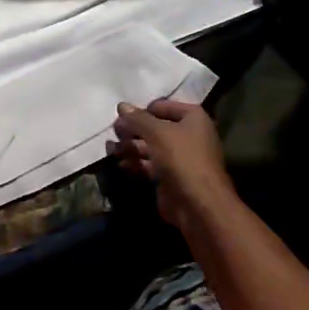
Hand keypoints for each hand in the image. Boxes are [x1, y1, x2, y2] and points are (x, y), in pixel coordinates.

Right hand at [109, 100, 235, 229]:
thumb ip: (137, 118)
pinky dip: (134, 163)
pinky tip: (120, 164)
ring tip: (111, 149)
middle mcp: (187, 135)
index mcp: (192, 118)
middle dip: (132, 129)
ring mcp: (178, 157)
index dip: (142, 109)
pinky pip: (148, 164)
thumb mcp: (157, 132)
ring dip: (129, 146)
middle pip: (154, 127)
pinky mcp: (168, 176)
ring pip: (149, 146)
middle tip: (114, 132)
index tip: (122, 115)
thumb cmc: (181, 158)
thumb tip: (121, 105)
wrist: (197, 203)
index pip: (162, 106)